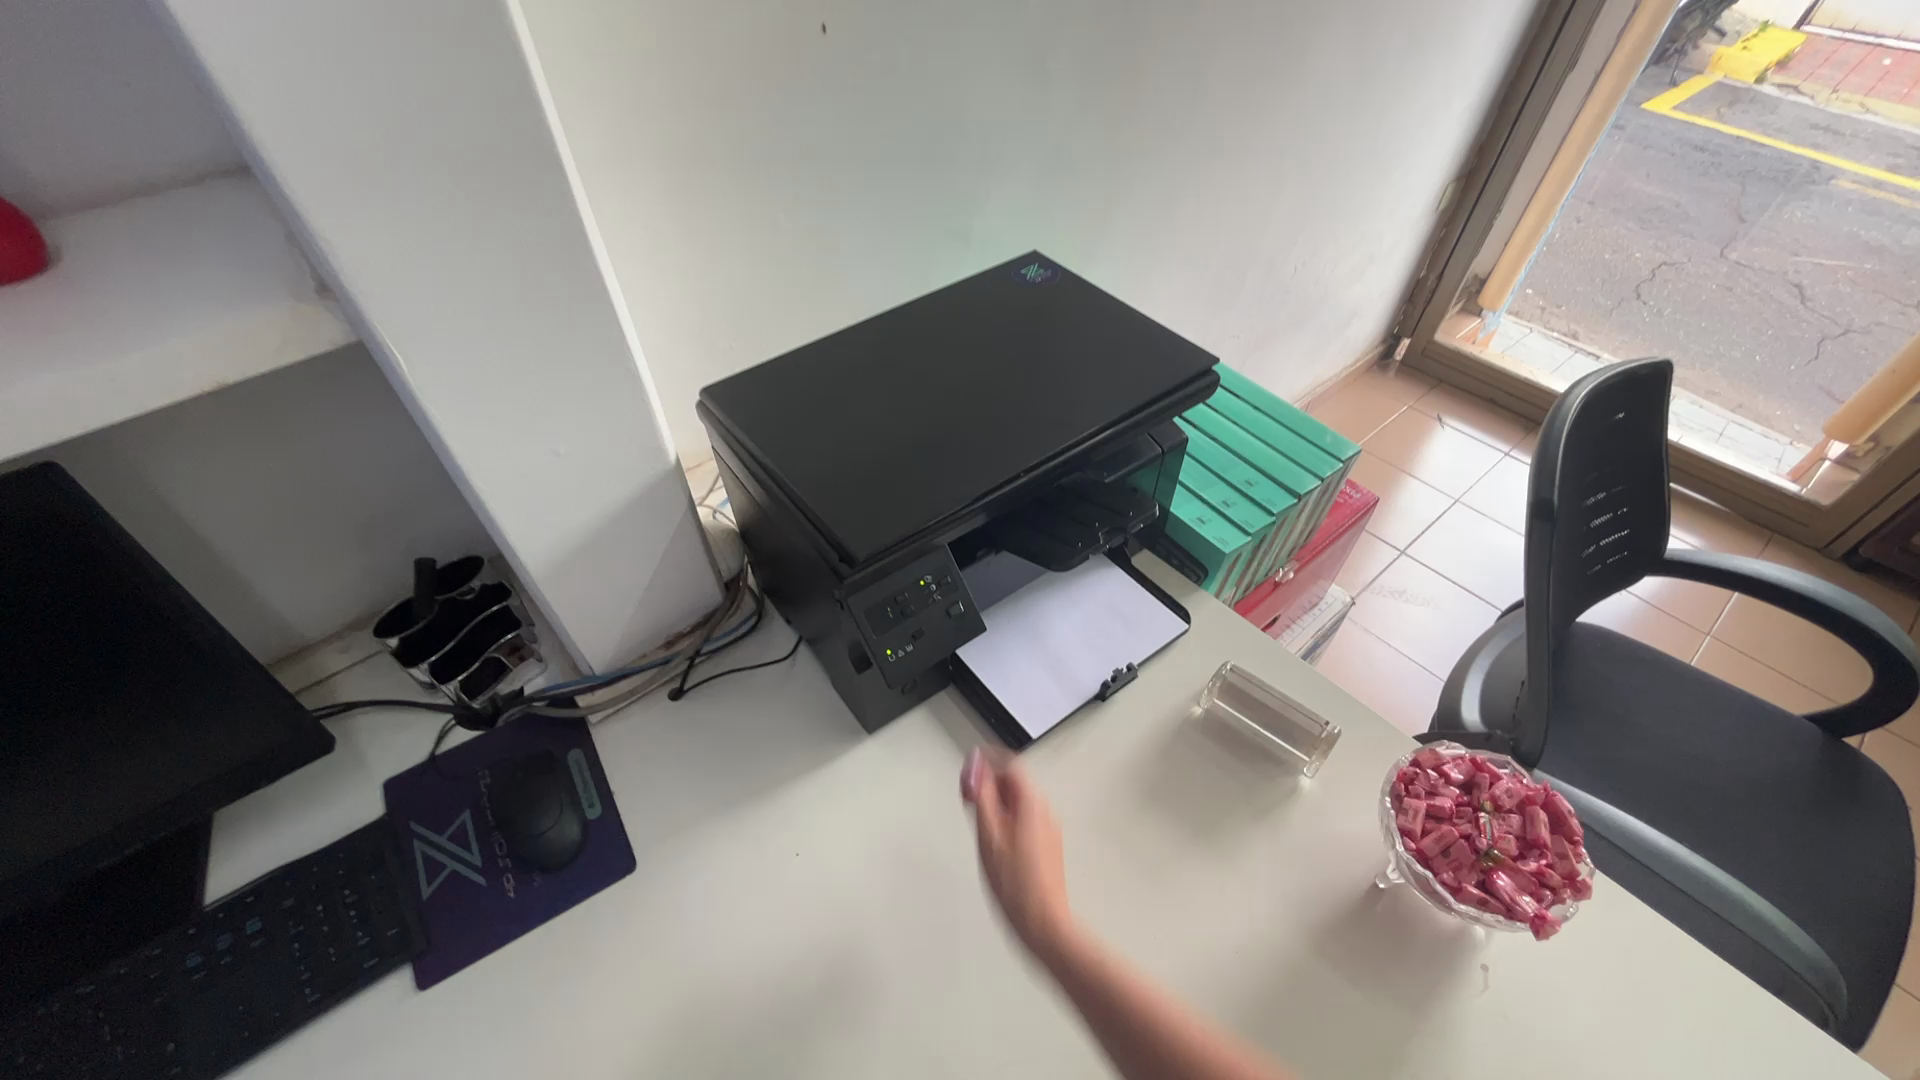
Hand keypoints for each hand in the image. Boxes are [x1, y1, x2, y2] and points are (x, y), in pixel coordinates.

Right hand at [961, 747, 1074, 961]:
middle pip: (1014, 782)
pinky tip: (991, 840)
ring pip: (1017, 801)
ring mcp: (1047, 829)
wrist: (1043, 923)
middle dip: (989, 783)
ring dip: (995, 802)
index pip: (1010, 764)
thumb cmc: (1016, 884)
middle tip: (967, 794)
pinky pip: (1023, 819)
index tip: (968, 766)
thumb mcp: (989, 833)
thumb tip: (975, 766)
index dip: (987, 761)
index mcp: (1032, 802)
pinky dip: (1004, 819)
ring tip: (976, 818)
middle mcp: (1044, 811)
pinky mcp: (1045, 846)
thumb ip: (981, 795)